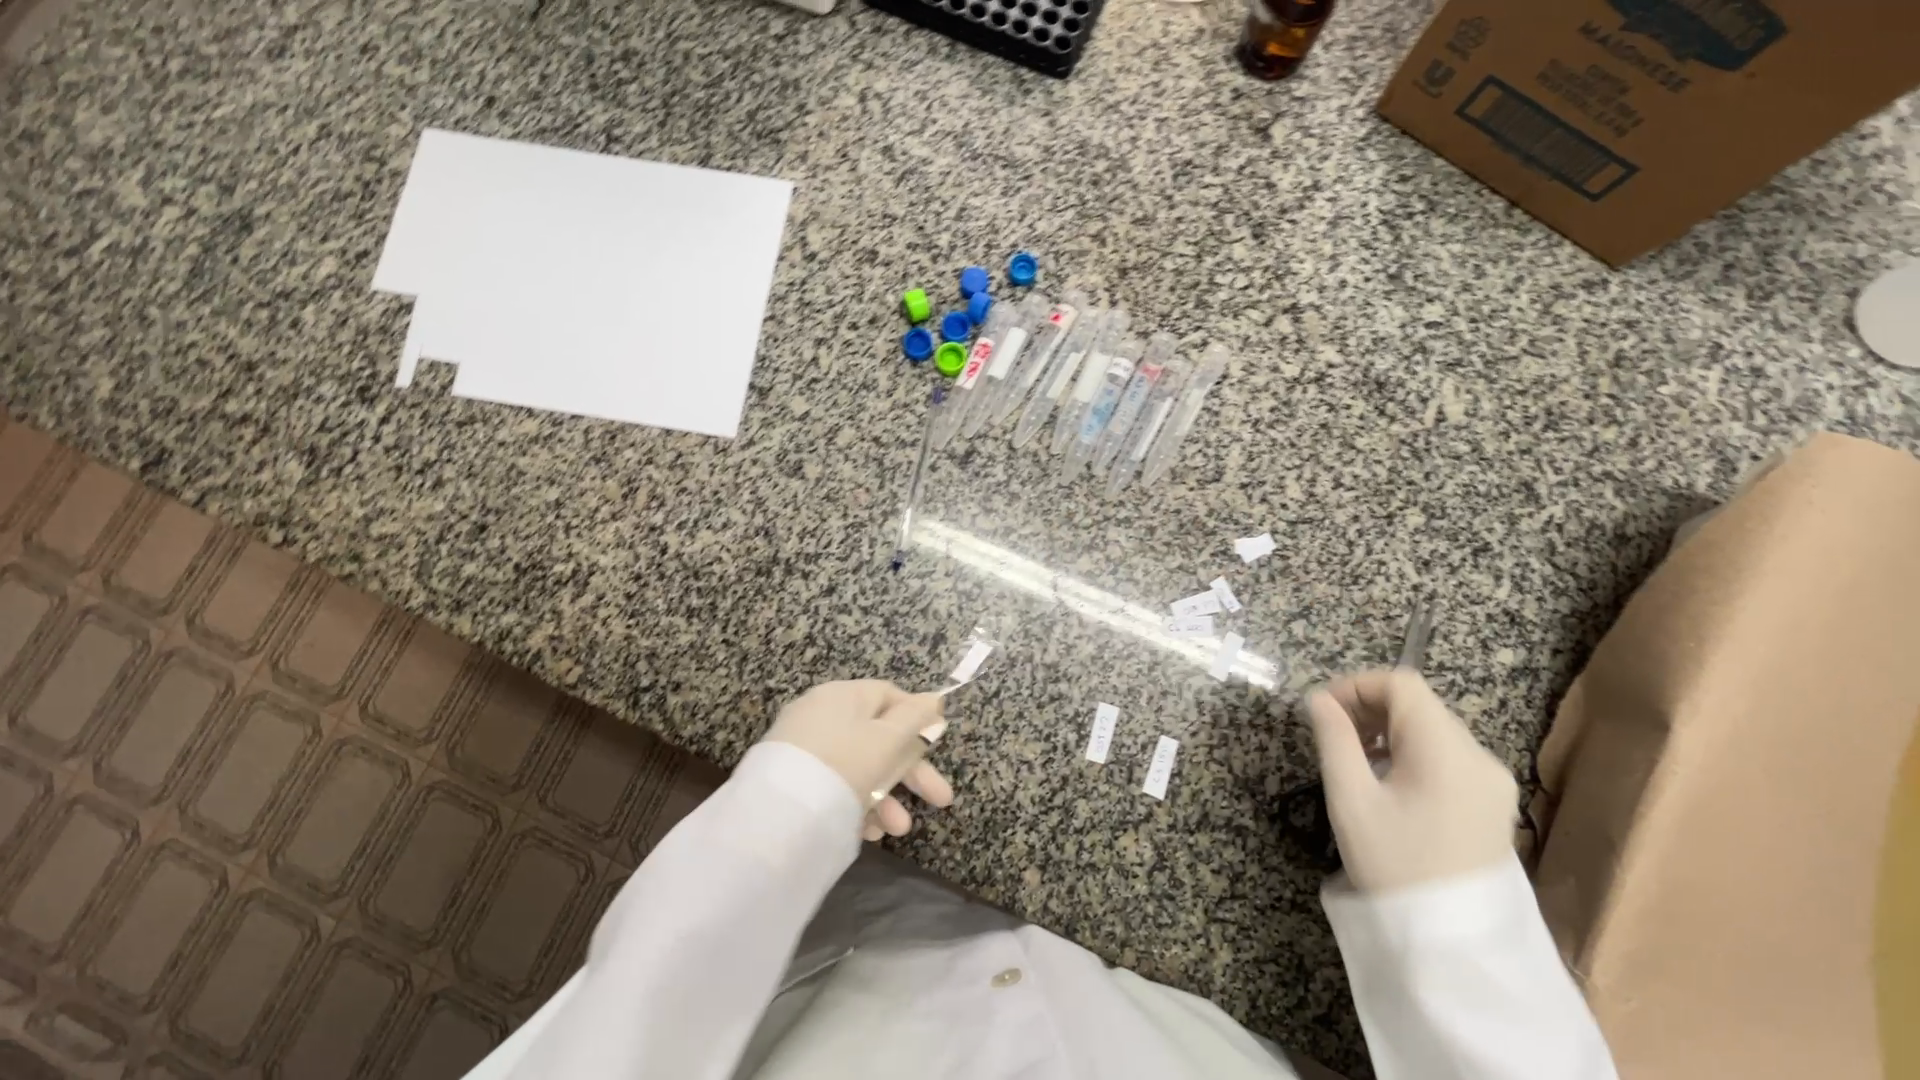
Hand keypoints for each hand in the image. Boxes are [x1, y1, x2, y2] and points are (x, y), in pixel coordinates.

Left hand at [763, 680, 954, 841]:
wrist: (776, 812)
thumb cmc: (843, 764)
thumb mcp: (886, 740)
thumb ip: (914, 719)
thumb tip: (934, 698)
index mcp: (844, 696)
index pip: (889, 697)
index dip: (918, 719)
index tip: (939, 745)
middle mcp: (823, 716)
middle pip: (878, 738)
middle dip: (910, 773)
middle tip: (940, 800)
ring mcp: (805, 748)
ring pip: (858, 767)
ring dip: (886, 797)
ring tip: (897, 829)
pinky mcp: (793, 780)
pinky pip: (835, 786)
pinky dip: (857, 805)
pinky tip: (870, 831)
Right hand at [1305, 670, 1518, 891]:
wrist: (1452, 939)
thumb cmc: (1393, 865)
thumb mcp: (1351, 801)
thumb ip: (1334, 741)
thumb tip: (1318, 701)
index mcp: (1445, 749)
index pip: (1401, 683)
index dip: (1356, 685)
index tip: (1323, 712)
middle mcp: (1478, 755)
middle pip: (1419, 704)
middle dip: (1369, 708)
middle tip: (1333, 738)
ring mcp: (1491, 780)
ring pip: (1433, 729)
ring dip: (1389, 731)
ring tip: (1356, 761)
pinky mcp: (1493, 802)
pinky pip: (1448, 756)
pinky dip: (1413, 753)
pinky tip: (1388, 783)